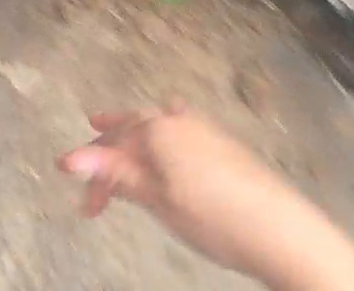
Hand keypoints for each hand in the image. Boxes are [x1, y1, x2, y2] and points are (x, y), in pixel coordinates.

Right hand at [59, 103, 353, 290]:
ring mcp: (204, 129)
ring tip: (117, 139)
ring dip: (134, 140)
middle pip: (131, 130)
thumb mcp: (156, 198)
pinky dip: (164, 134)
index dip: (92, 171)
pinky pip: (180, 129)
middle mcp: (176, 120)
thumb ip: (113, 173)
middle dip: (108, 150)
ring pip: (156, 128)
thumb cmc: (213, 216)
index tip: (85, 206)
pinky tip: (171, 128)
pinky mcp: (225, 145)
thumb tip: (67, 158)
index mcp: (156, 129)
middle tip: (89, 174)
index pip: (110, 144)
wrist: (286, 233)